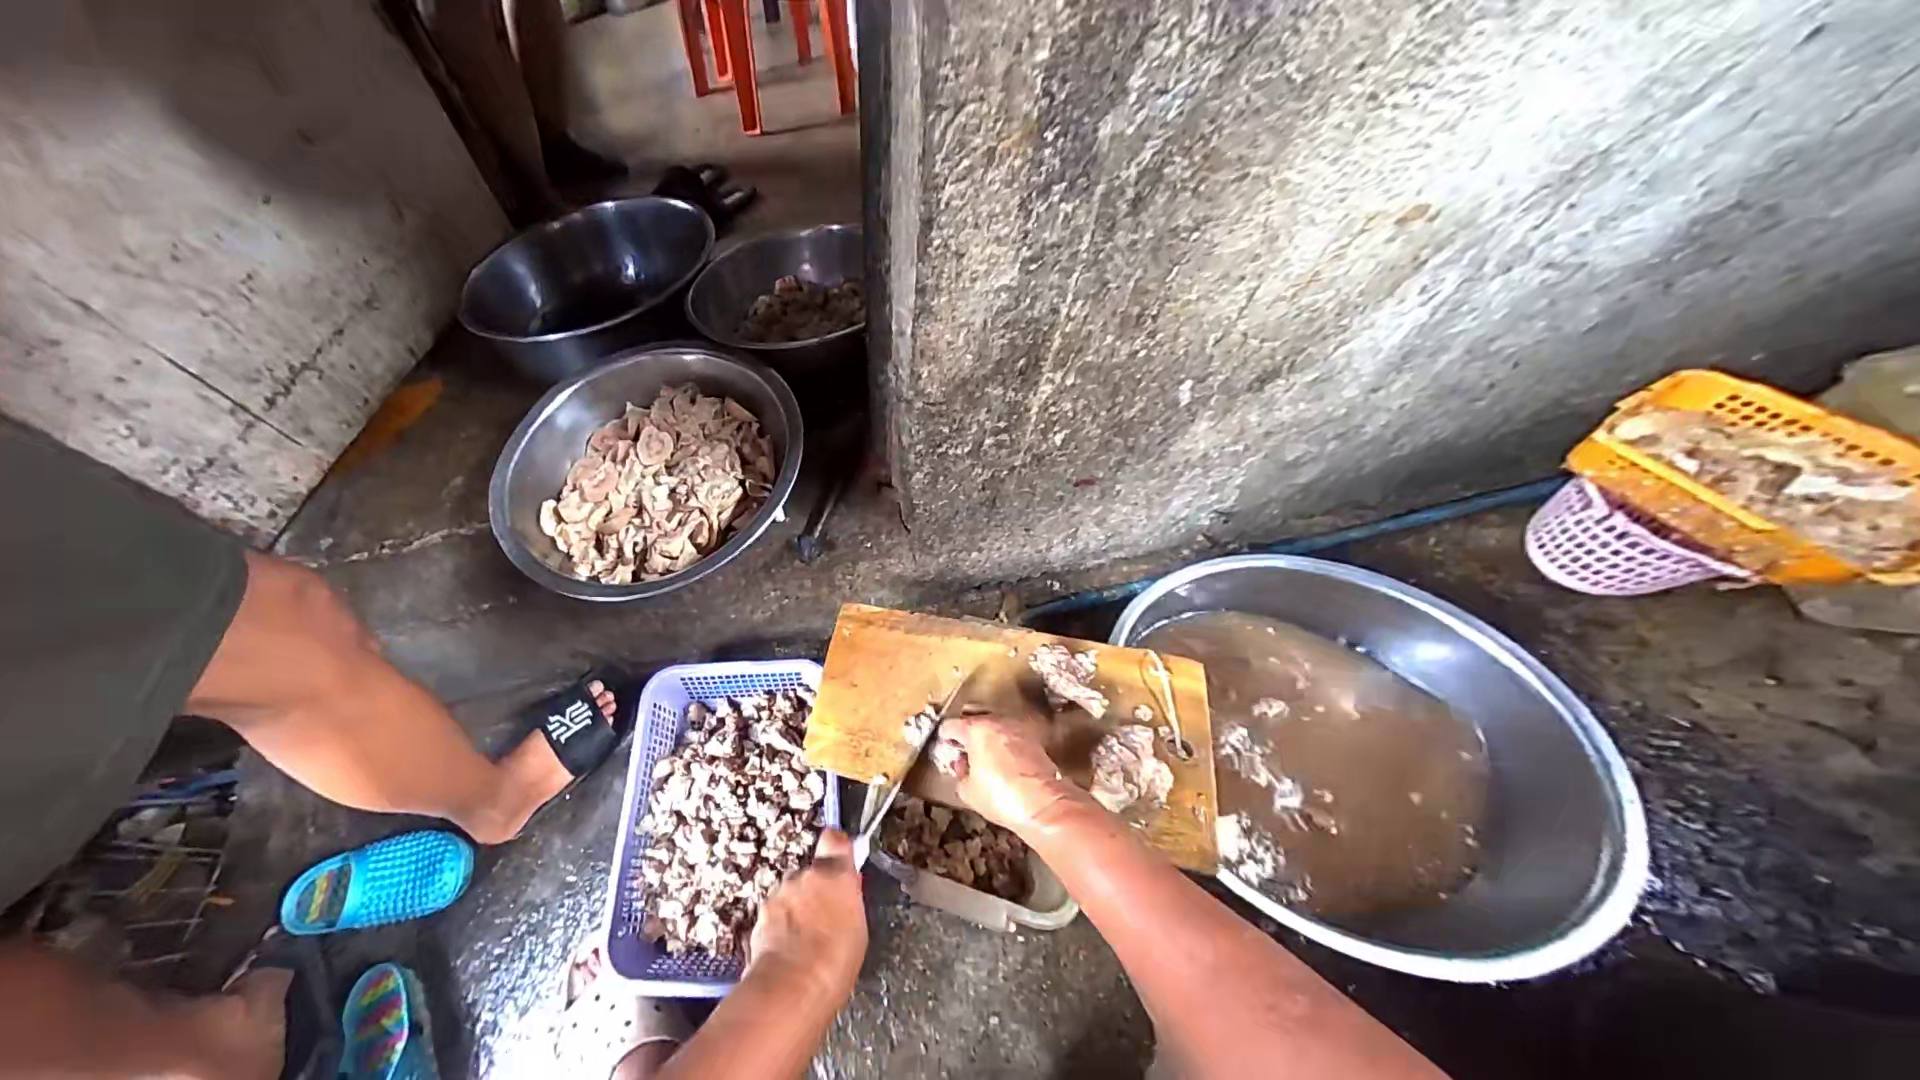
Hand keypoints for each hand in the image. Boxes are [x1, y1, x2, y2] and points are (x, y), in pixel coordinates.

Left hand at [746, 829, 866, 998]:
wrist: (791, 988)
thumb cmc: (835, 962)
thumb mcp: (858, 930)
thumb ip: (849, 901)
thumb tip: (846, 892)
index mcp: (836, 874)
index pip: (835, 840)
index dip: (836, 846)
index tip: (840, 856)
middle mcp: (806, 876)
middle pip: (812, 874)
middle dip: (815, 891)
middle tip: (823, 919)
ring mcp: (781, 894)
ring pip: (791, 895)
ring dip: (796, 910)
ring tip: (804, 943)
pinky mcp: (761, 915)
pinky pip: (775, 915)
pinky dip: (779, 927)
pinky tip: (786, 952)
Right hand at [937, 714, 1087, 832]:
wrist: (1042, 804)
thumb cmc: (1002, 796)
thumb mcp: (968, 790)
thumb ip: (959, 773)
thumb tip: (962, 766)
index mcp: (975, 729)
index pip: (951, 725)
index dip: (944, 737)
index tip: (944, 746)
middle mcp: (997, 722)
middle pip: (974, 718)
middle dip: (966, 731)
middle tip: (961, 749)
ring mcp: (1017, 729)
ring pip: (994, 725)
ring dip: (986, 736)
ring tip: (982, 756)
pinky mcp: (1033, 740)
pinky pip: (1010, 736)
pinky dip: (1003, 743)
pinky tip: (1001, 761)